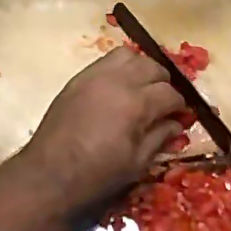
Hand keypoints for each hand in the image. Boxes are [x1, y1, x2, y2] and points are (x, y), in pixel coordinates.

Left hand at [0, 46, 184, 223]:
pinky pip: (105, 61)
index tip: (180, 116)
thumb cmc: (97, 174)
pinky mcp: (78, 77)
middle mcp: (117, 81)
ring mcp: (95, 75)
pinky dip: (119, 67)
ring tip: (143, 88)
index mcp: (135, 104)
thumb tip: (176, 124)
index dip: (179, 106)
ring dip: (141, 67)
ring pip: (128, 55)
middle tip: (164, 101)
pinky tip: (119, 87)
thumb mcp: (136, 163)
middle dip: (163, 82)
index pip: (169, 93)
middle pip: (151, 66)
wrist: (50, 173)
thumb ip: (159, 138)